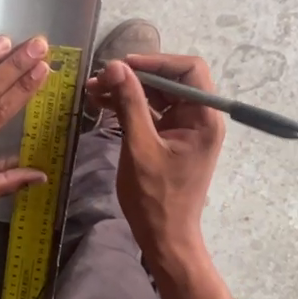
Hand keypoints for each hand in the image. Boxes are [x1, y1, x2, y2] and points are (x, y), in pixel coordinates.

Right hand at [85, 52, 225, 262]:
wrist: (164, 237)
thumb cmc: (155, 197)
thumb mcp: (139, 147)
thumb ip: (129, 104)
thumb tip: (115, 66)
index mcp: (204, 118)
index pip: (189, 70)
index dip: (156, 61)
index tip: (123, 66)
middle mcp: (200, 118)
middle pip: (170, 80)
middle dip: (134, 76)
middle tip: (100, 79)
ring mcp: (186, 128)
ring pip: (157, 94)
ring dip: (127, 90)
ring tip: (93, 90)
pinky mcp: (171, 138)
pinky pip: (151, 112)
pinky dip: (128, 106)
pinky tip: (102, 104)